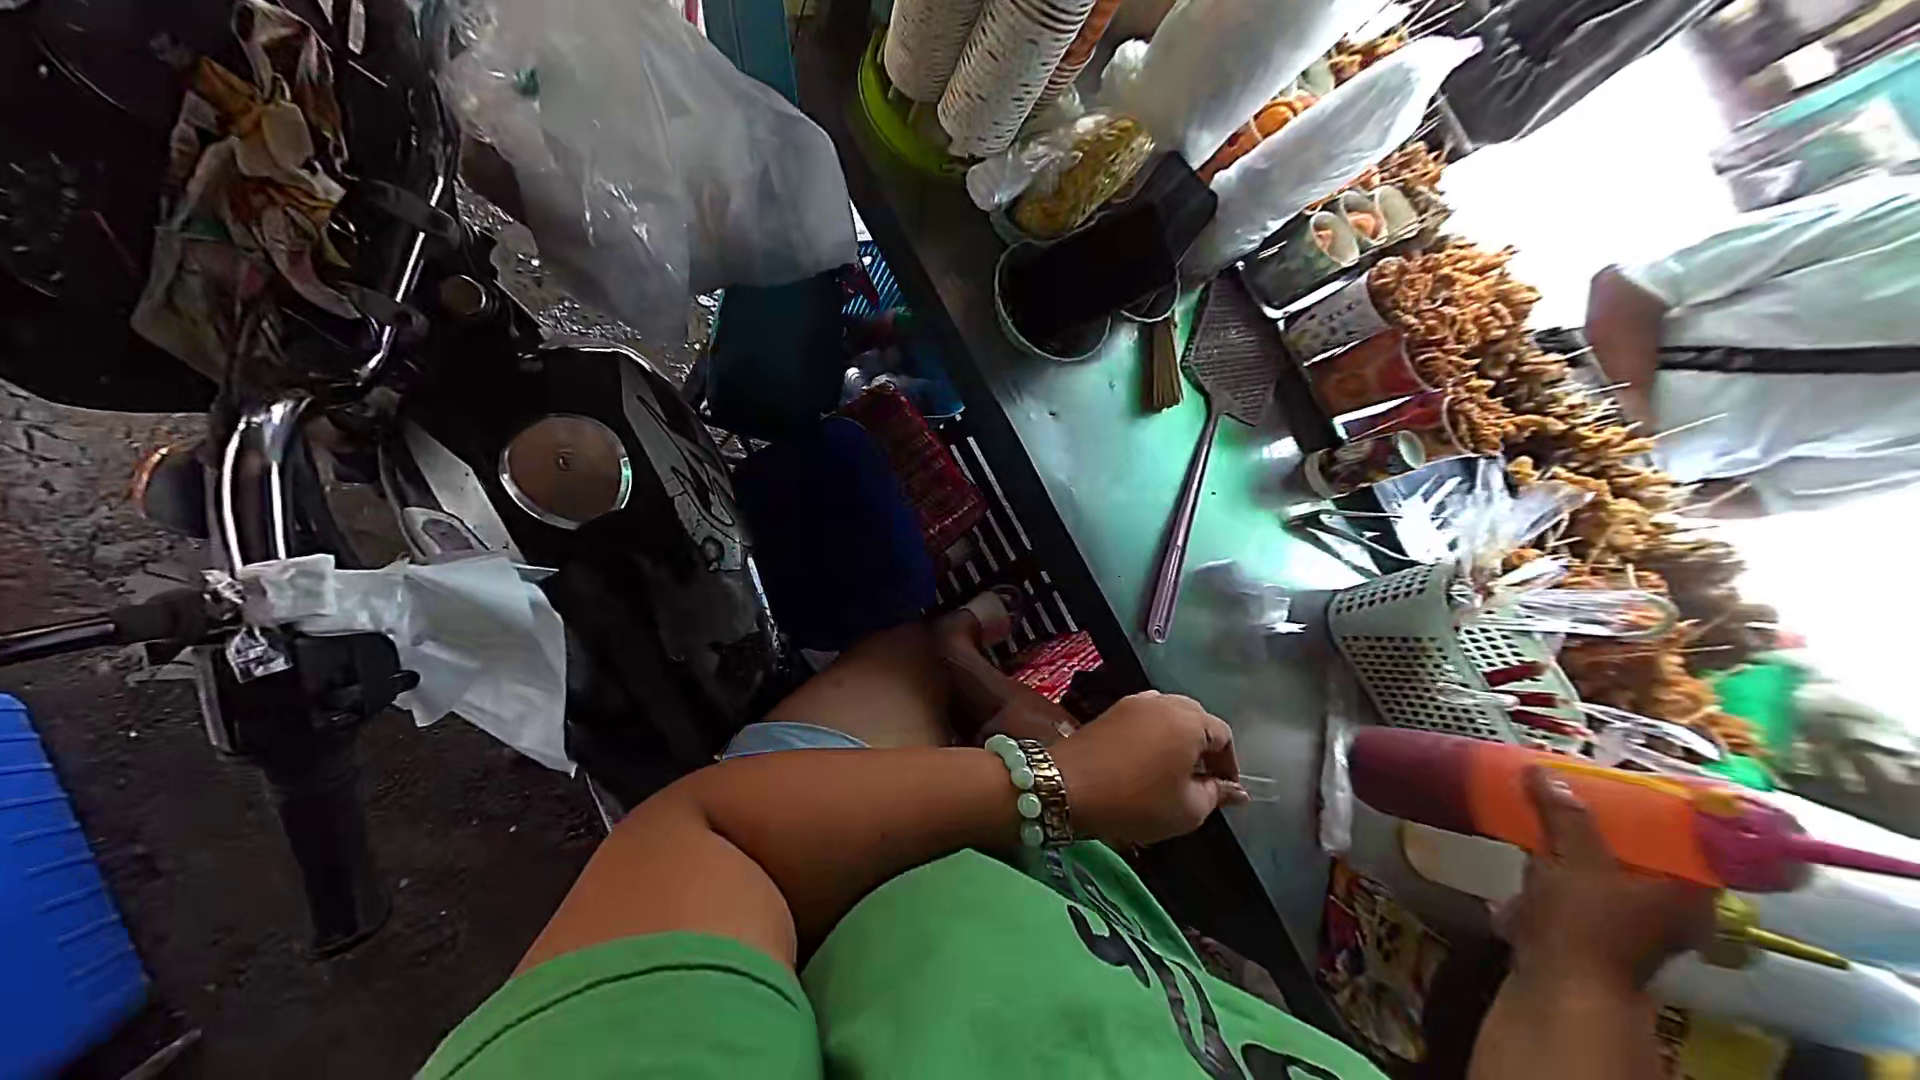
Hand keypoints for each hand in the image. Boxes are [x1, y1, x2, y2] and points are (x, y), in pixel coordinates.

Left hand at [1050, 692, 1247, 845]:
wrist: (1066, 786)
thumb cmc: (1135, 800)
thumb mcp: (1187, 809)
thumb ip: (1216, 795)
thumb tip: (1236, 790)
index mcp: (1188, 720)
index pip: (1223, 734)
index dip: (1229, 763)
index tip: (1225, 790)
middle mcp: (1162, 702)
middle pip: (1196, 718)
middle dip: (1205, 747)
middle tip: (1202, 780)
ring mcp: (1133, 702)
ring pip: (1168, 714)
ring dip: (1178, 738)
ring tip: (1174, 770)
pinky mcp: (1110, 710)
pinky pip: (1145, 717)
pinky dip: (1154, 734)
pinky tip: (1147, 760)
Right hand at [1495, 769, 1715, 991]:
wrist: (1558, 981)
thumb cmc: (1585, 921)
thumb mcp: (1574, 858)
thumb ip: (1563, 813)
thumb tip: (1542, 770)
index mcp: (1690, 894)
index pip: (1693, 842)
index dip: (1662, 811)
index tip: (1628, 785)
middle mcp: (1675, 910)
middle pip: (1647, 854)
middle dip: (1607, 826)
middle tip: (1578, 794)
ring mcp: (1639, 924)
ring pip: (1613, 870)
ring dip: (1580, 846)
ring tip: (1548, 817)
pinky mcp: (1602, 931)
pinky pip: (1587, 887)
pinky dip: (1564, 869)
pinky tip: (1536, 853)